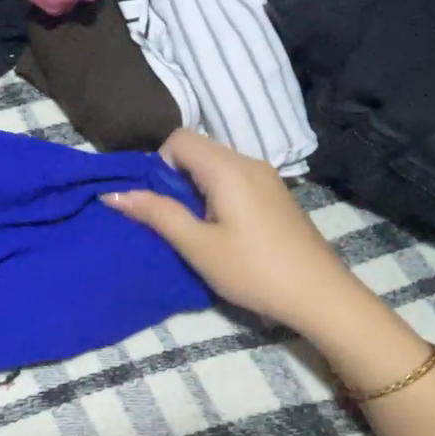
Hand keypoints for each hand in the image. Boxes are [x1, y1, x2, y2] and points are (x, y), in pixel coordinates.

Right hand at [101, 130, 373, 336]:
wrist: (321, 296)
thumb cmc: (253, 270)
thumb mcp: (197, 246)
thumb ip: (156, 213)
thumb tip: (113, 192)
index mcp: (228, 168)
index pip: (179, 139)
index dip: (160, 164)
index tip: (159, 201)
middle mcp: (249, 162)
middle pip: (197, 149)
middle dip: (174, 176)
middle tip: (173, 218)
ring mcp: (267, 177)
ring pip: (215, 164)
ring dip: (195, 187)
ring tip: (196, 227)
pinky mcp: (276, 194)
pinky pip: (234, 177)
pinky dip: (217, 193)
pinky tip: (223, 230)